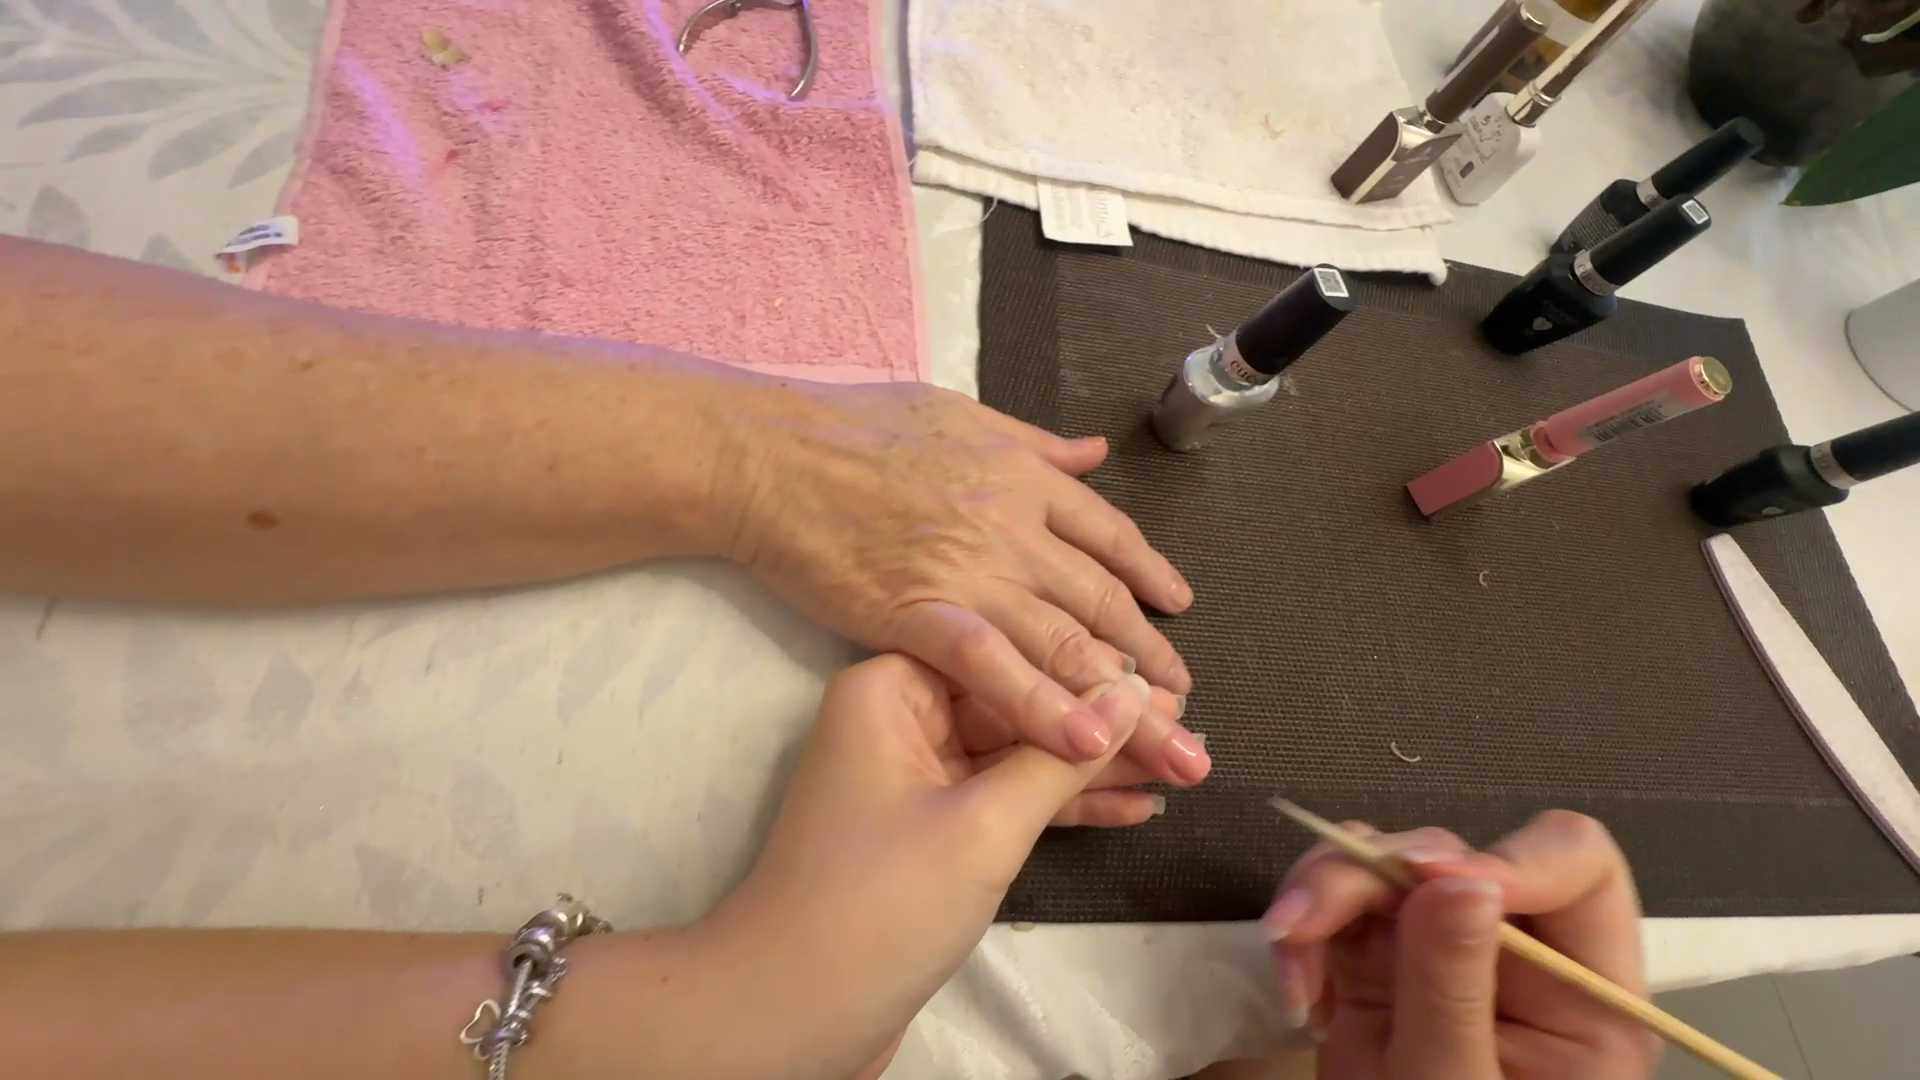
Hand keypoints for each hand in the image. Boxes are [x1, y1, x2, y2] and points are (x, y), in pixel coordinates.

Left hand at [698, 655, 1155, 1076]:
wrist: (792, 1016)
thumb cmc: (880, 902)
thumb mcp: (984, 823)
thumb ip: (1063, 755)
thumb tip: (1135, 695)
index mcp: (894, 684)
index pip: (1008, 655)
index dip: (1092, 673)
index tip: (1171, 688)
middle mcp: (904, 711)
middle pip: (1021, 703)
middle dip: (1103, 728)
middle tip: (1189, 735)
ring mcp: (919, 768)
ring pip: (1020, 751)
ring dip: (1094, 767)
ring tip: (1182, 768)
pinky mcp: (933, 818)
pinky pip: (1006, 793)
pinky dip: (1062, 803)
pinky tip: (1134, 804)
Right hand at [722, 379, 1207, 786]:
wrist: (774, 455)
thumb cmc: (855, 426)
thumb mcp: (958, 412)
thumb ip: (1033, 441)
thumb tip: (1092, 453)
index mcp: (1023, 476)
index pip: (1107, 535)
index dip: (1148, 575)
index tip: (1175, 608)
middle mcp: (1014, 528)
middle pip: (1102, 601)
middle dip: (1152, 656)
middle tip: (1188, 701)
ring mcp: (972, 573)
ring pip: (1066, 642)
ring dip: (1125, 698)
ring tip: (1169, 741)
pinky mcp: (921, 615)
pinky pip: (996, 669)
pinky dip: (1045, 708)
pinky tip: (1087, 746)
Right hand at [1262, 811, 1660, 1079]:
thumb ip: (1451, 986)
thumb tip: (1456, 877)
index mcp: (1579, 989)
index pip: (1575, 870)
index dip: (1512, 857)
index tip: (1429, 883)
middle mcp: (1507, 947)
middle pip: (1443, 853)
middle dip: (1362, 877)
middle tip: (1298, 923)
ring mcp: (1433, 938)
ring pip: (1373, 857)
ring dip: (1317, 897)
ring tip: (1287, 963)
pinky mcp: (1369, 943)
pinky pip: (1327, 891)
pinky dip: (1298, 928)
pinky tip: (1295, 990)